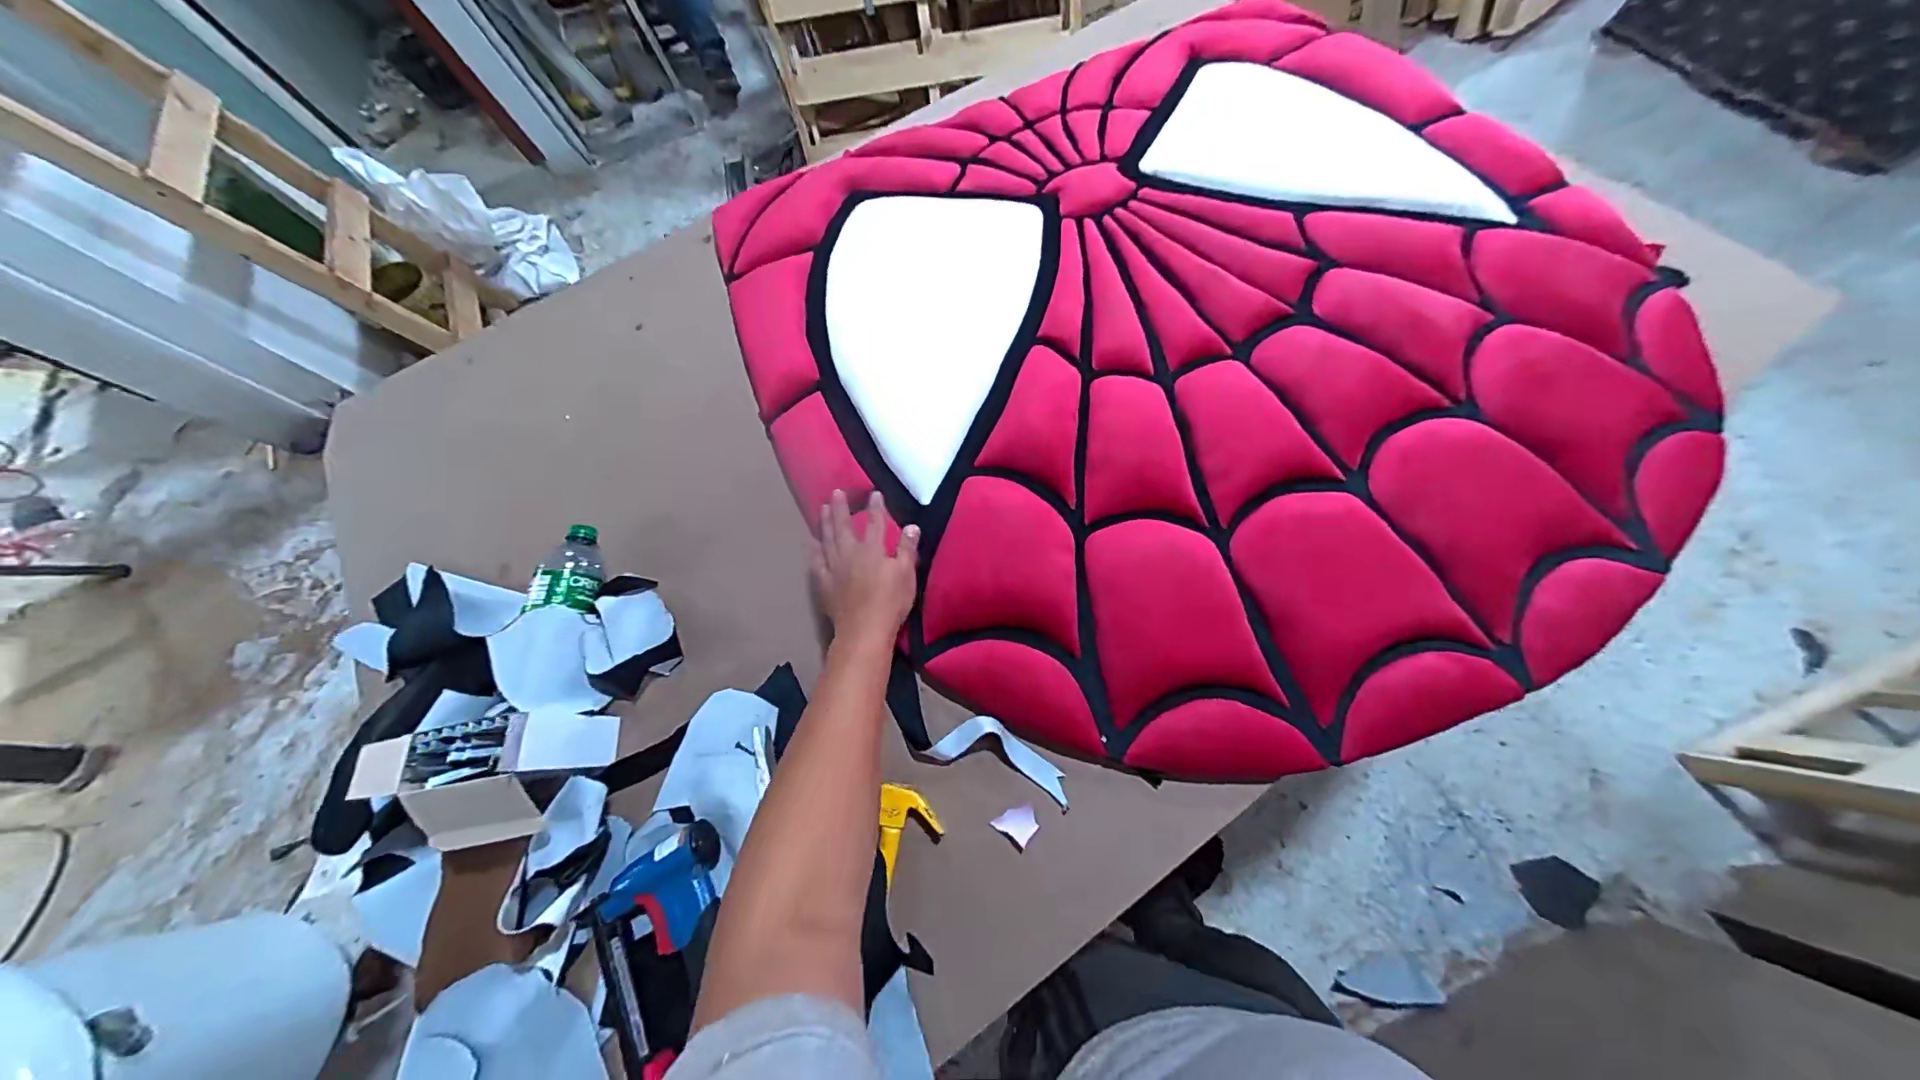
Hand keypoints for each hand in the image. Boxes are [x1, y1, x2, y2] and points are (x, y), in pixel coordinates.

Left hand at [812, 490, 919, 647]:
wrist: (864, 630)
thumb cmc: (890, 602)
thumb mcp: (906, 574)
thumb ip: (907, 549)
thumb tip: (912, 526)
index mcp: (871, 550)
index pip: (875, 523)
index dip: (875, 507)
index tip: (874, 494)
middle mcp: (849, 554)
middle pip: (844, 526)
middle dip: (841, 508)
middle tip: (836, 493)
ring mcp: (834, 568)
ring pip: (827, 540)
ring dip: (825, 523)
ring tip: (823, 509)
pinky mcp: (824, 584)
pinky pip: (817, 563)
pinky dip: (815, 551)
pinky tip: (813, 544)